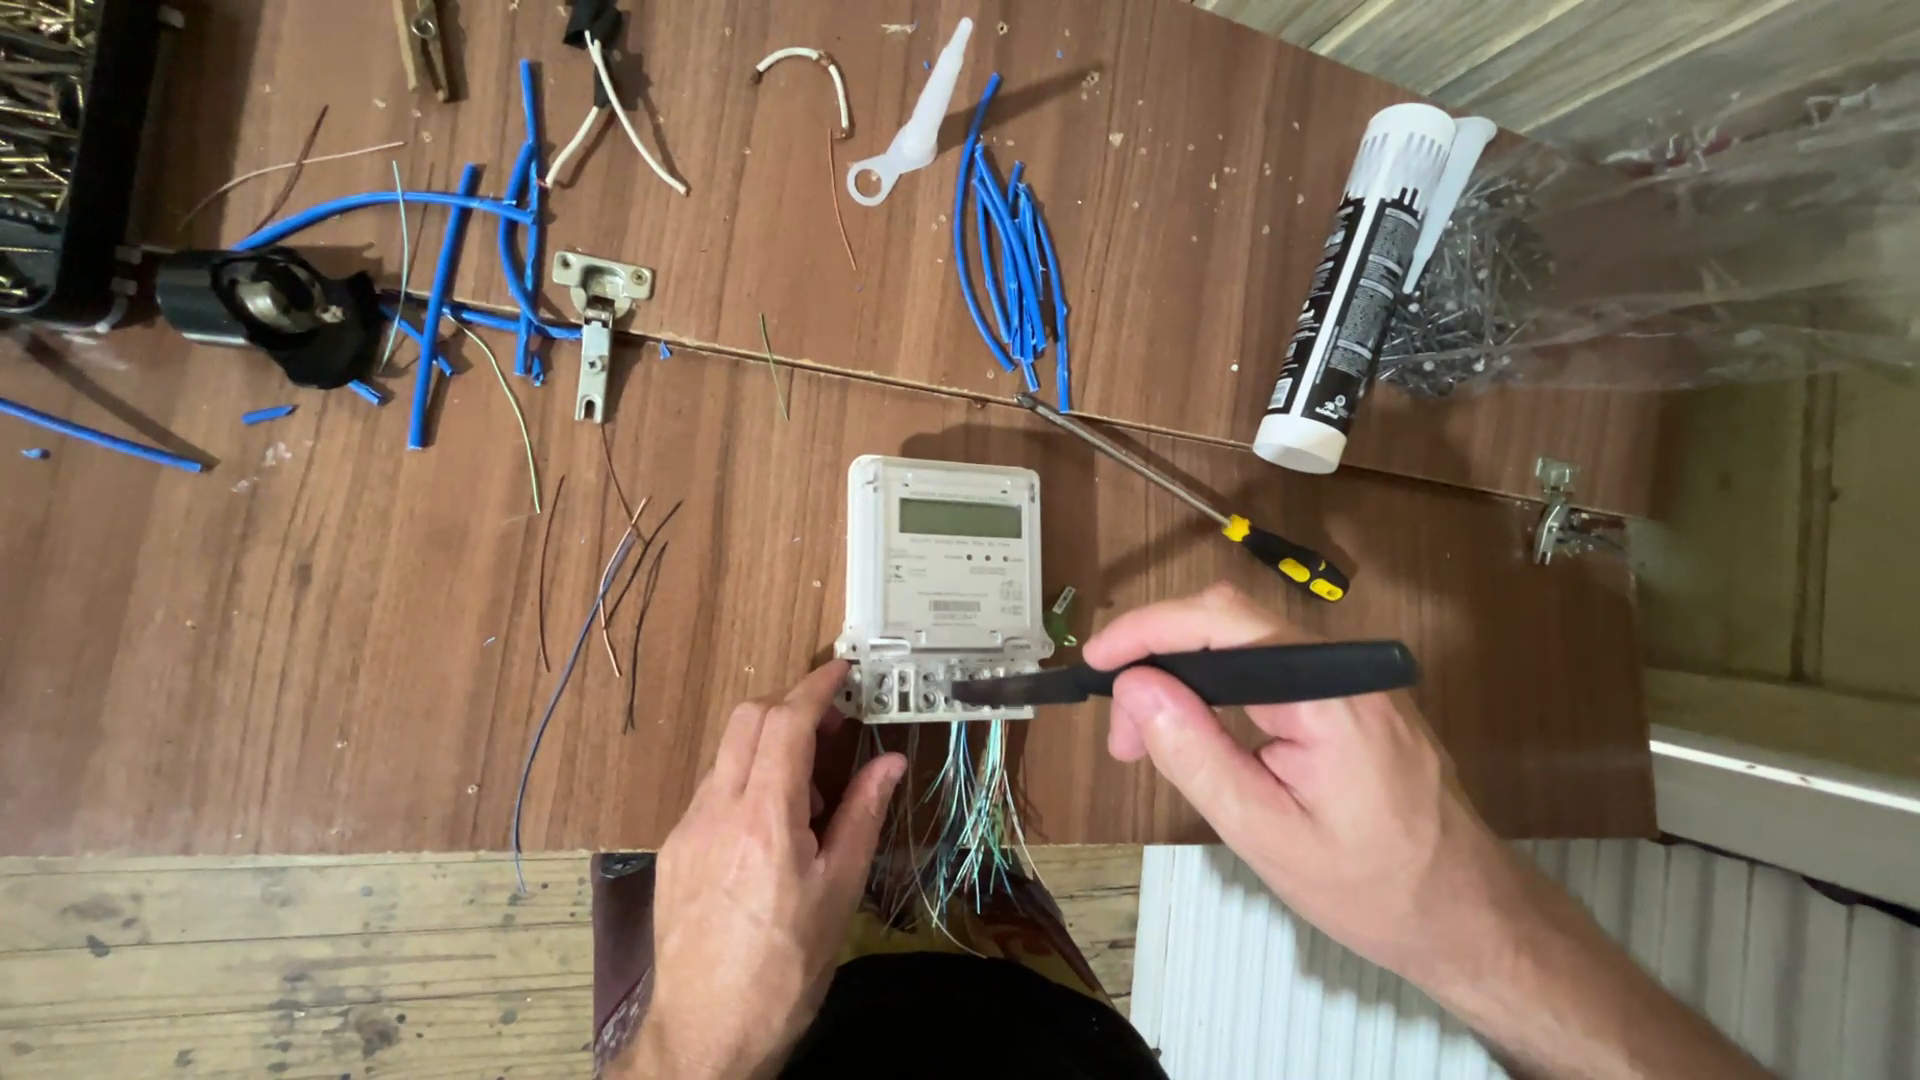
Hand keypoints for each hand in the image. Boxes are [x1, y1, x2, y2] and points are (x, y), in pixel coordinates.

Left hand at [628, 661, 906, 1079]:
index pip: (784, 723)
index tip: (841, 671)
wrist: (704, 1037)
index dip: (815, 686)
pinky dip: (747, 778)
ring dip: (770, 743)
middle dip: (790, 703)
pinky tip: (772, 824)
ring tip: (808, 789)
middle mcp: (716, 811)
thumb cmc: (785, 968)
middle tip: (832, 724)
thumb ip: (862, 815)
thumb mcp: (839, 892)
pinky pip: (713, 788)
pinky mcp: (674, 849)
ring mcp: (686, 828)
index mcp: (764, 820)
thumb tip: (890, 763)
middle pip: (746, 719)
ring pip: (727, 752)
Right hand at [1083, 583, 1532, 987]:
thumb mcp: (1266, 833)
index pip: (1220, 620)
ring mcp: (1345, 676)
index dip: (1147, 629)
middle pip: (1224, 623)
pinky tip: (1189, 729)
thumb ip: (1196, 754)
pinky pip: (1261, 668)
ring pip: (1238, 643)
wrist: (1472, 919)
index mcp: (1326, 691)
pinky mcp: (1342, 694)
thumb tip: (1134, 686)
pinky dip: (1211, 690)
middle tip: (1120, 736)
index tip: (1094, 663)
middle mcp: (1339, 665)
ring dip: (1179, 678)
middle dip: (1155, 662)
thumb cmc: (1372, 889)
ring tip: (1141, 739)